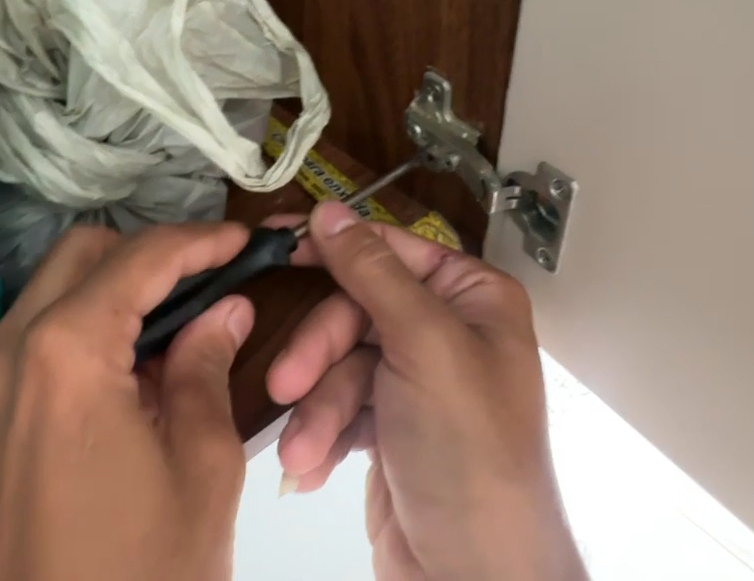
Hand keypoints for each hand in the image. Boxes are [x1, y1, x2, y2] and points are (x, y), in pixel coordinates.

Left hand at [0, 223, 255, 580]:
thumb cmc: (142, 574)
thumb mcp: (200, 469)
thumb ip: (207, 369)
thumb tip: (225, 311)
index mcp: (65, 352)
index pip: (140, 259)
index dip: (197, 241)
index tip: (240, 242)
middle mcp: (8, 351)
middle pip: (82, 254)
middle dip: (147, 253)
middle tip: (205, 279)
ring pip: (52, 288)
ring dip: (113, 286)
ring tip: (173, 323)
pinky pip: (32, 336)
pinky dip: (81, 324)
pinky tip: (126, 366)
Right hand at [268, 202, 588, 580]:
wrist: (474, 580)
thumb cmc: (466, 451)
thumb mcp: (422, 346)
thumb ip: (371, 273)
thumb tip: (328, 209)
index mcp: (471, 297)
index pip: (390, 250)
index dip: (334, 247)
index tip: (278, 241)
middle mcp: (447, 329)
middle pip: (355, 310)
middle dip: (319, 354)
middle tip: (284, 384)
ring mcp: (416, 379)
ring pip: (340, 361)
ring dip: (316, 406)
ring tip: (302, 452)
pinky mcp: (391, 424)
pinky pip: (341, 404)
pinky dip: (323, 432)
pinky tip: (311, 466)